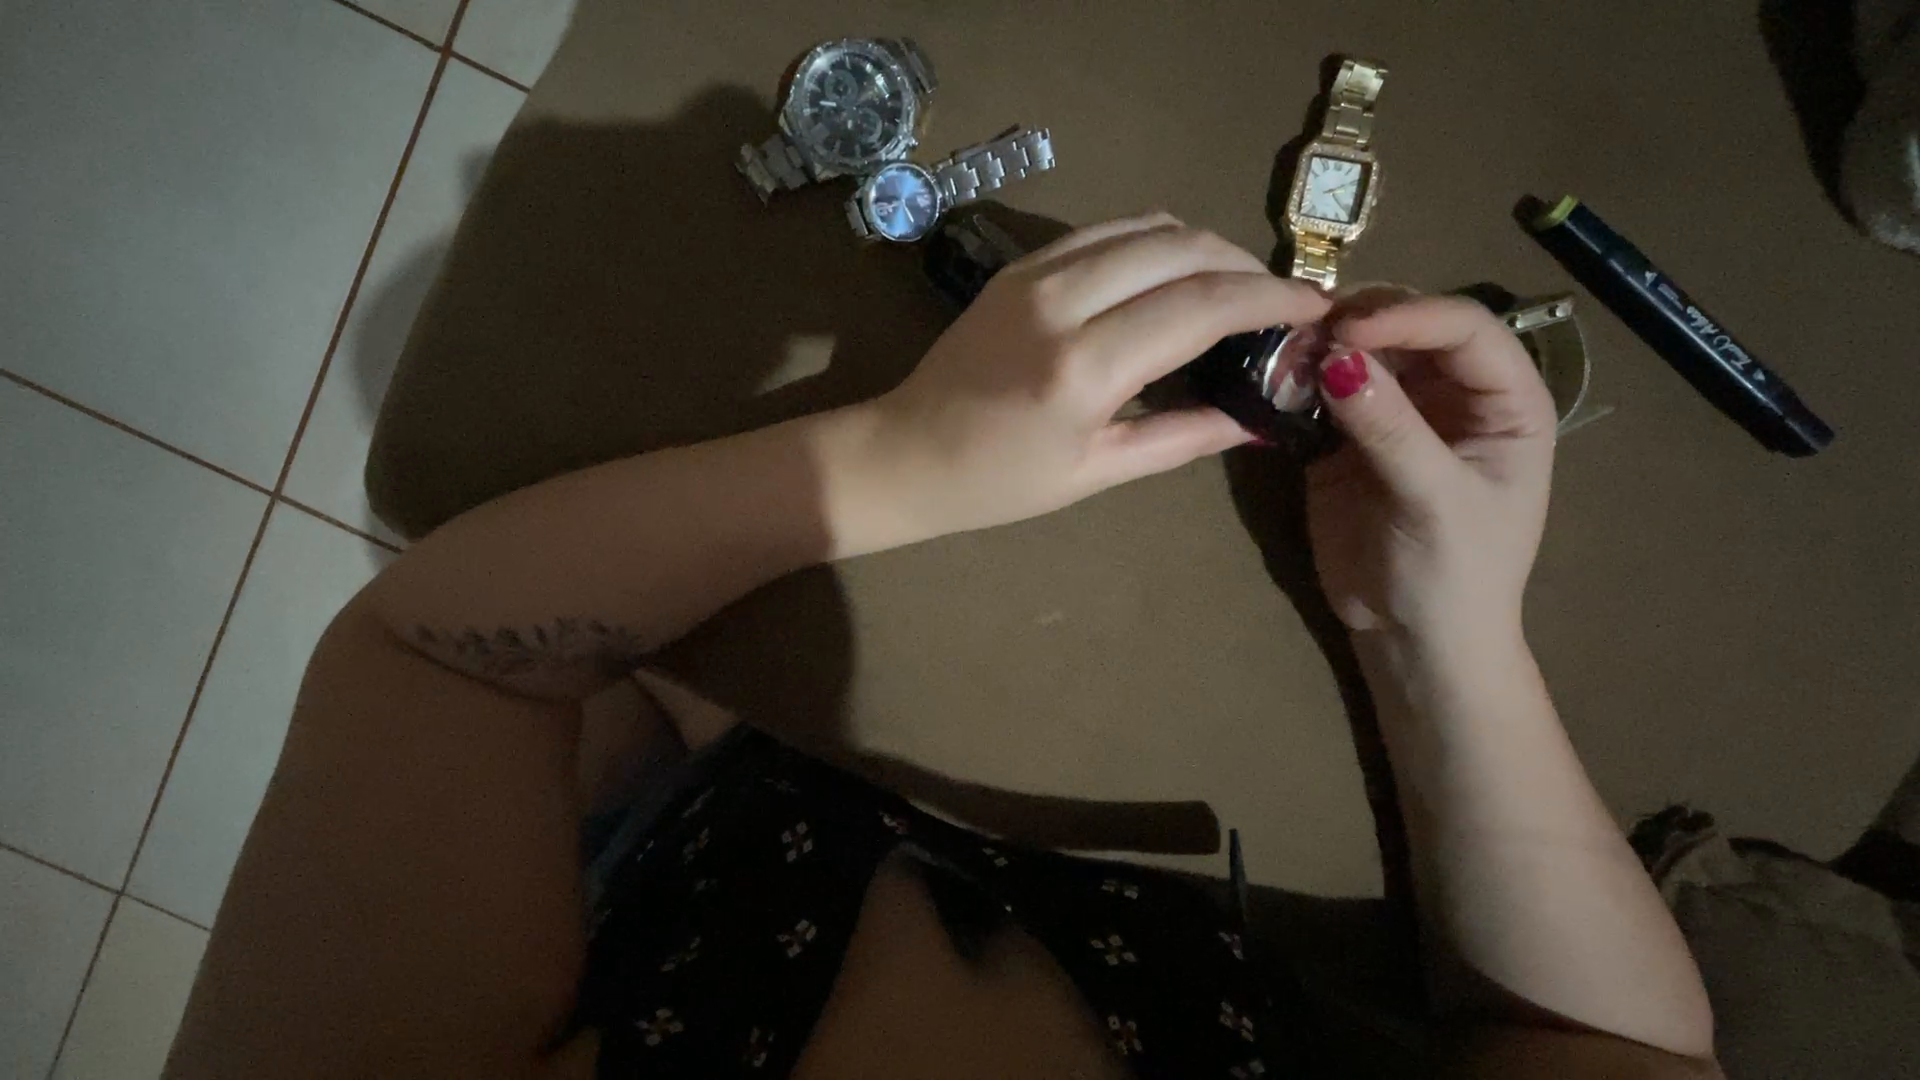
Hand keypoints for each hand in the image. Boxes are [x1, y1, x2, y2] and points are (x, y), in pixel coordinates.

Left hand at [858, 214, 1330, 546]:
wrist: (905, 455)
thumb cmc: (998, 484)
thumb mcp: (1096, 473)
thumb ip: (1184, 437)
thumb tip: (1259, 417)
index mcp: (1084, 367)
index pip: (1203, 304)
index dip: (1272, 298)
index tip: (1317, 307)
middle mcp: (1061, 301)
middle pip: (1184, 248)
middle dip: (1247, 266)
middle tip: (1279, 302)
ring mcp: (1034, 273)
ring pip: (1147, 225)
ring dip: (1204, 247)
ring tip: (1233, 286)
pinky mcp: (1018, 265)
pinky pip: (1105, 231)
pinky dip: (1154, 242)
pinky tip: (1173, 274)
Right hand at [1306, 294, 1557, 640]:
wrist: (1409, 634)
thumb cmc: (1452, 572)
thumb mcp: (1434, 500)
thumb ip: (1391, 429)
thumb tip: (1334, 360)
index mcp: (1503, 401)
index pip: (1463, 330)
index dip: (1409, 317)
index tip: (1348, 330)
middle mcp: (1449, 396)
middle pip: (1408, 331)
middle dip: (1361, 322)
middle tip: (1306, 328)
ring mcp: (1393, 416)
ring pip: (1359, 357)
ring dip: (1321, 349)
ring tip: (1282, 349)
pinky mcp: (1342, 442)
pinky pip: (1320, 397)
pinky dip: (1296, 385)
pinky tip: (1273, 381)